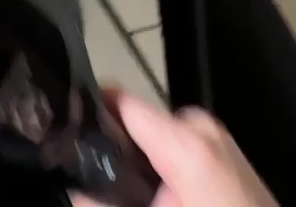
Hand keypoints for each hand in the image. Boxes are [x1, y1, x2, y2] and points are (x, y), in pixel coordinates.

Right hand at [79, 94, 278, 206]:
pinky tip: (160, 198)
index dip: (87, 112)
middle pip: (138, 124)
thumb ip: (104, 206)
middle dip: (114, 151)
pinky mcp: (231, 163)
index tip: (64, 131)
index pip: (120, 100)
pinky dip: (165, 174)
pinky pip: (183, 154)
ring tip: (130, 195)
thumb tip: (74, 194)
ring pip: (159, 142)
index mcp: (185, 142)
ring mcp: (222, 145)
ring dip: (140, 166)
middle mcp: (203, 131)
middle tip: (99, 183)